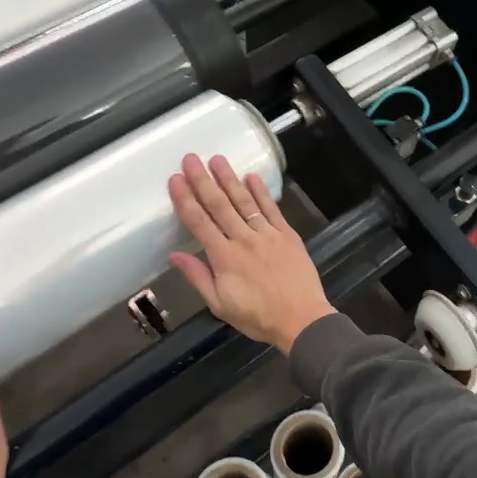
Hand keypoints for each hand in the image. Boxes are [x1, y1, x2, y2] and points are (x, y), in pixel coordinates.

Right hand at [168, 153, 333, 352]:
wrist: (302, 319)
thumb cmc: (258, 317)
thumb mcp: (220, 305)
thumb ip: (198, 277)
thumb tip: (174, 256)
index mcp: (224, 257)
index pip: (199, 222)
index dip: (185, 199)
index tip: (175, 179)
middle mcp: (244, 239)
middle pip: (219, 205)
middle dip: (203, 180)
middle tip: (191, 158)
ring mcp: (268, 234)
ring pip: (244, 201)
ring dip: (229, 179)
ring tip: (217, 159)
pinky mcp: (287, 235)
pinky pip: (271, 209)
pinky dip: (261, 192)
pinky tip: (251, 177)